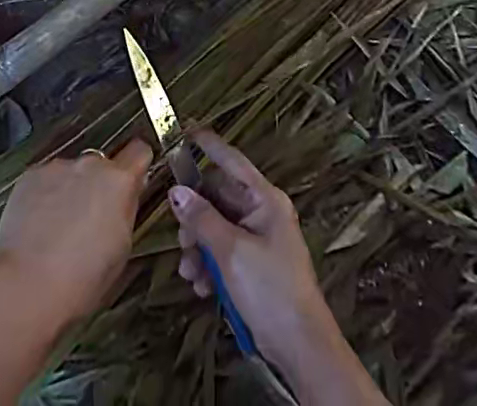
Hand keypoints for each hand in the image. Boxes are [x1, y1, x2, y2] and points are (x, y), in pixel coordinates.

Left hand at [0, 140, 152, 324]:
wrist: (28, 285)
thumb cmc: (84, 277)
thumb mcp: (122, 246)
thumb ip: (126, 208)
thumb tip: (126, 193)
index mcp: (118, 181)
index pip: (139, 151)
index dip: (136, 167)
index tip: (131, 184)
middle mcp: (89, 165)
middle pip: (101, 165)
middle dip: (99, 185)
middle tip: (89, 219)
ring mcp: (57, 168)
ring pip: (71, 173)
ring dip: (70, 189)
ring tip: (57, 226)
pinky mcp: (29, 176)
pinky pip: (46, 180)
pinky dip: (45, 195)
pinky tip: (37, 225)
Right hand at [171, 129, 386, 403]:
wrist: (300, 346)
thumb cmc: (271, 290)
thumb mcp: (230, 251)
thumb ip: (201, 218)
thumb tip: (176, 192)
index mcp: (265, 200)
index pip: (232, 161)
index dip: (209, 145)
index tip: (186, 128)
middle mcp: (262, 213)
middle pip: (217, 199)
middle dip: (194, 219)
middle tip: (181, 240)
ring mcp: (258, 239)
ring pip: (215, 228)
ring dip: (198, 248)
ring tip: (191, 273)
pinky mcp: (253, 265)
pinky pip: (221, 252)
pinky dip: (208, 265)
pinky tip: (201, 287)